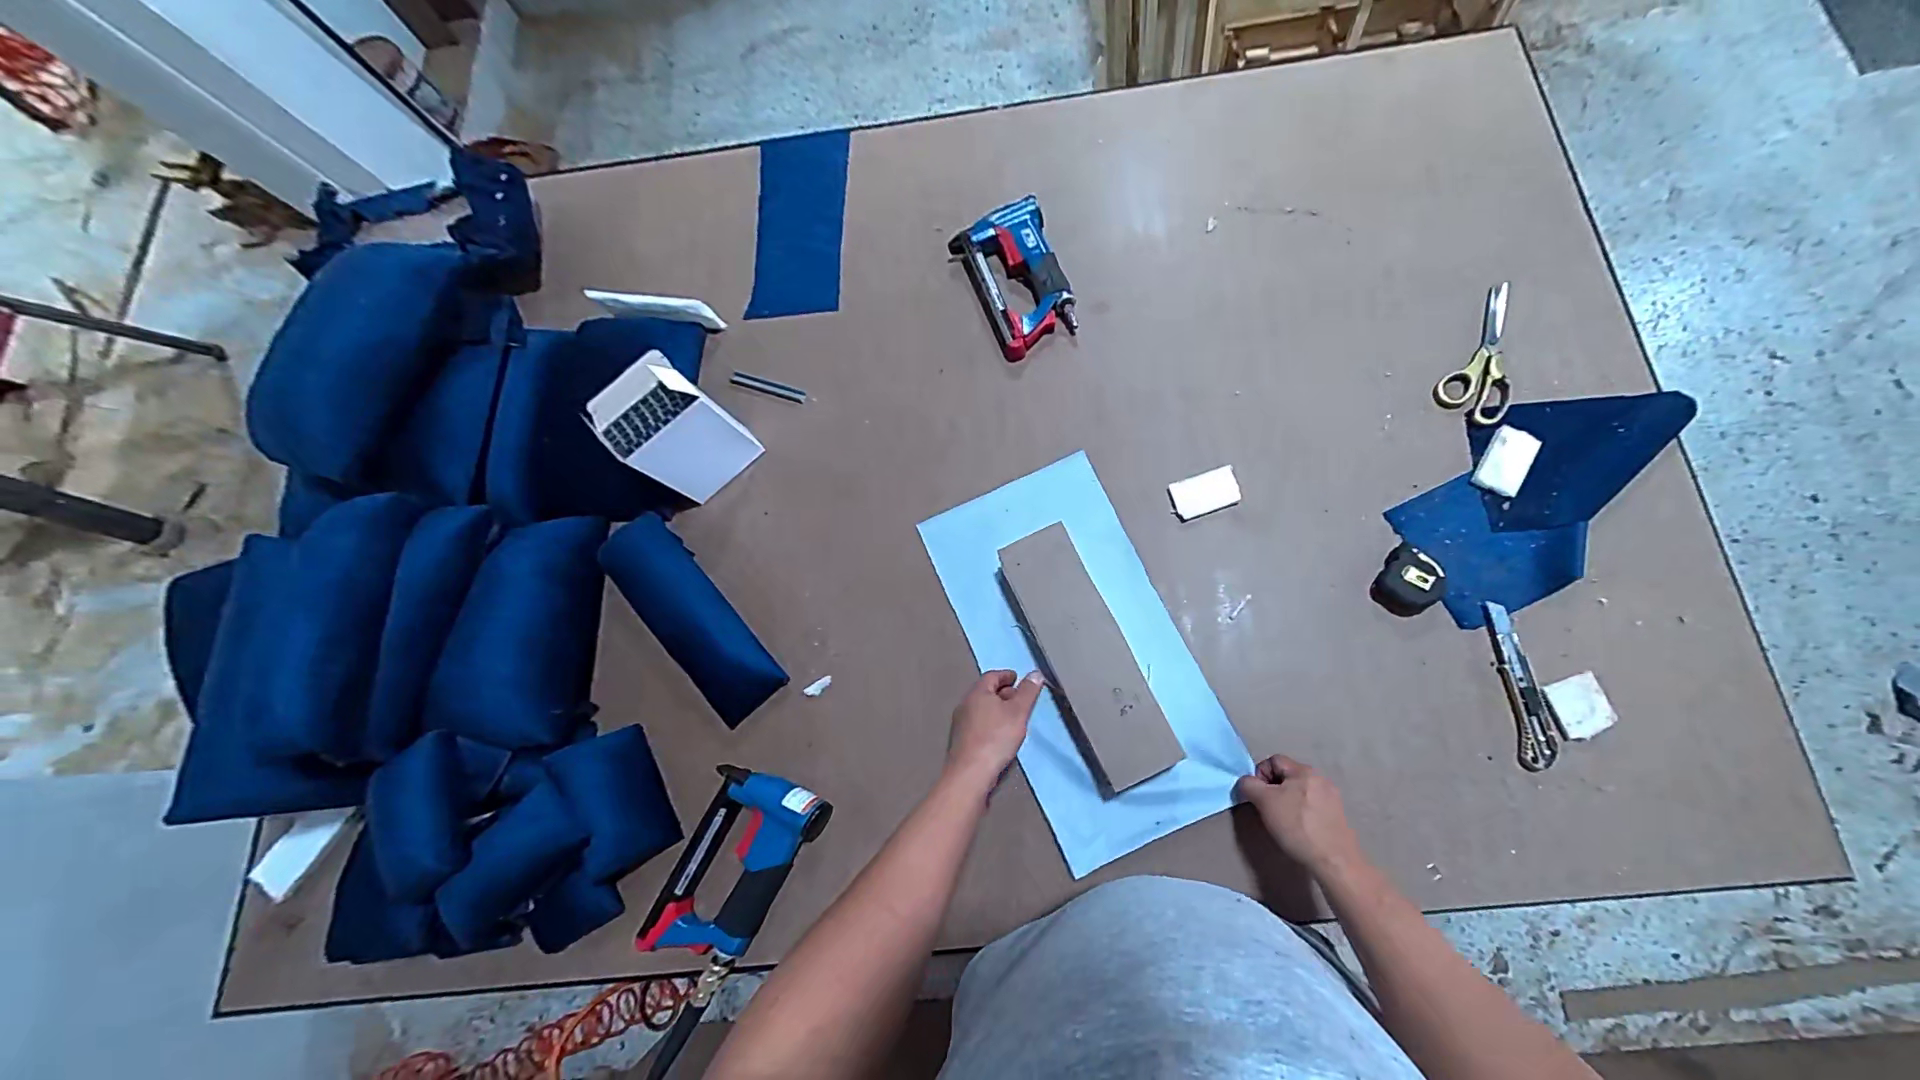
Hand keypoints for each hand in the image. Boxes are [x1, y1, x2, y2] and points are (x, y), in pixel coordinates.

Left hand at [946, 670, 1043, 789]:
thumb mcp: (1018, 712)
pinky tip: (1000, 735)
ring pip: (982, 709)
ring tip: (1013, 717)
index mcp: (977, 693)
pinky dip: (991, 723)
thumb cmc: (995, 739)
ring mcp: (960, 723)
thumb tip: (1035, 674)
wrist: (970, 773)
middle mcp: (965, 705)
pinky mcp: (961, 741)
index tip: (1017, 678)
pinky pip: (978, 724)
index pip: (992, 676)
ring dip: (997, 709)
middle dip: (1003, 692)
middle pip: (986, 692)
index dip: (1007, 675)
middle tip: (1019, 698)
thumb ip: (1028, 692)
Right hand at [1235, 755, 1362, 876]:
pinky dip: (1302, 813)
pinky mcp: (1337, 815)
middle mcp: (1321, 779)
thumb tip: (1248, 782)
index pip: (1273, 760)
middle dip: (1273, 789)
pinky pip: (1312, 806)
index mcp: (1305, 771)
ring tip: (1284, 822)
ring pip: (1299, 792)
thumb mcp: (1263, 802)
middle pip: (1287, 776)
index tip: (1259, 797)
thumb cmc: (1296, 827)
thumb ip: (1249, 785)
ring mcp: (1332, 798)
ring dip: (1287, 801)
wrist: (1334, 862)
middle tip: (1269, 809)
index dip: (1260, 775)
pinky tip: (1301, 829)